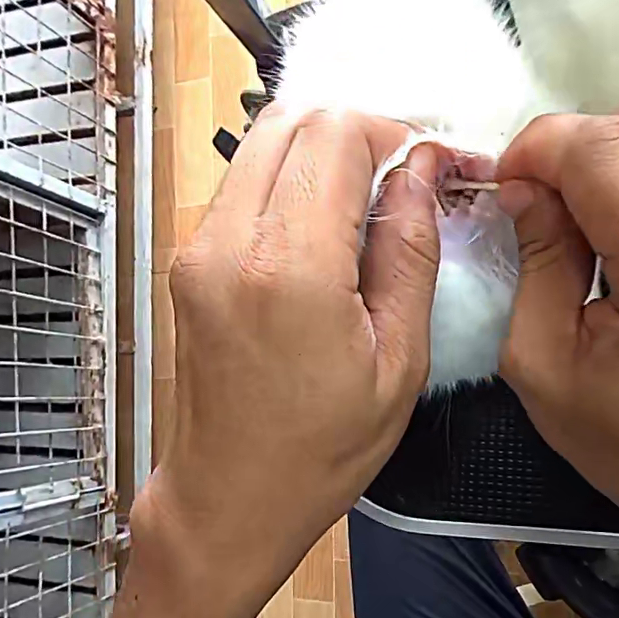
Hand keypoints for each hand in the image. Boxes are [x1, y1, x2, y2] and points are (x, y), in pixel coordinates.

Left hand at [132, 108, 441, 617]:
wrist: (234, 495)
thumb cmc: (326, 447)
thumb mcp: (400, 362)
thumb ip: (411, 257)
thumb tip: (420, 178)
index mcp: (290, 267)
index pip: (337, 135)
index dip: (393, 135)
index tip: (429, 167)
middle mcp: (228, 239)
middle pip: (293, 122)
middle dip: (359, 136)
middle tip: (406, 186)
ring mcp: (197, 246)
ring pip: (264, 144)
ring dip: (326, 158)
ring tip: (373, 213)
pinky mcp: (190, 260)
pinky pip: (246, 184)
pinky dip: (295, 185)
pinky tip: (332, 236)